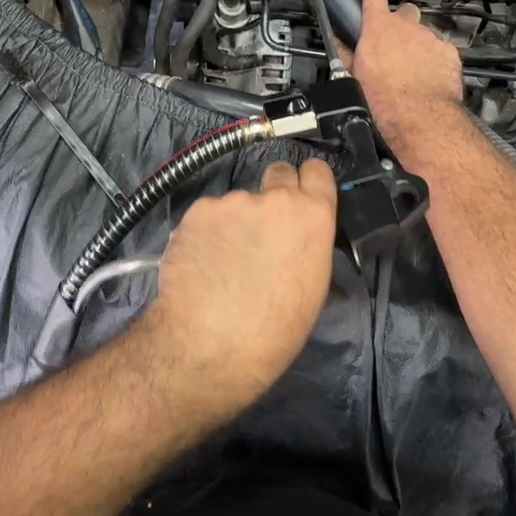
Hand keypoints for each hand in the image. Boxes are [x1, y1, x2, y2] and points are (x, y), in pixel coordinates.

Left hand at [138, 159, 337, 407]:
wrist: (209, 343)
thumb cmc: (273, 332)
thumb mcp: (311, 287)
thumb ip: (305, 244)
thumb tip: (292, 237)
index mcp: (312, 216)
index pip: (318, 172)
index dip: (308, 183)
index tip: (301, 196)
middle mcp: (274, 198)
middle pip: (278, 173)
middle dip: (273, 193)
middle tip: (261, 229)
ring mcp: (233, 200)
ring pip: (238, 203)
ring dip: (235, 222)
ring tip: (222, 261)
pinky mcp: (198, 210)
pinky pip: (208, 216)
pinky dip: (206, 232)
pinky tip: (201, 262)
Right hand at [349, 0, 465, 146]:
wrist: (420, 117)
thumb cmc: (386, 100)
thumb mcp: (355, 75)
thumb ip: (347, 53)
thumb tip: (339, 45)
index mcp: (378, 27)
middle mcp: (406, 26)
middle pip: (404, 12)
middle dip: (400, 23)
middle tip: (393, 44)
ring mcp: (429, 37)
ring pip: (423, 32)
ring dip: (417, 44)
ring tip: (410, 67)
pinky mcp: (448, 52)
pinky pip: (440, 49)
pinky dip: (434, 58)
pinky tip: (426, 76)